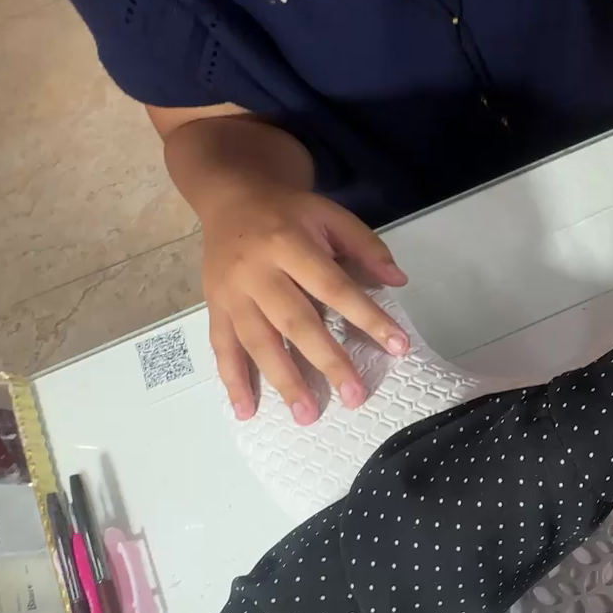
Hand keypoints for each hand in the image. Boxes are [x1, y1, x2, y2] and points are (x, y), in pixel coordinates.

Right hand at [201, 186, 411, 423]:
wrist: (229, 197)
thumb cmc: (290, 213)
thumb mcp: (331, 215)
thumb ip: (366, 247)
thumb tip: (399, 280)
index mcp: (290, 244)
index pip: (335, 287)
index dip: (367, 317)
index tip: (398, 346)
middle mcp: (256, 271)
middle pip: (296, 322)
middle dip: (327, 361)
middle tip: (354, 396)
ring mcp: (230, 293)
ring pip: (258, 342)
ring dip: (283, 380)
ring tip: (307, 415)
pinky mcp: (214, 307)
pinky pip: (222, 348)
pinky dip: (233, 381)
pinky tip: (248, 410)